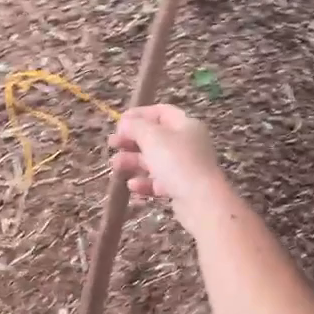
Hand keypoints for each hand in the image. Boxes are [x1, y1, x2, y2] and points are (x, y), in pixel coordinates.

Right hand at [109, 104, 229, 210]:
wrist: (201, 201)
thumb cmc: (177, 161)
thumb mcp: (152, 137)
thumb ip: (135, 126)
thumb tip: (125, 124)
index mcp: (186, 125)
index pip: (161, 112)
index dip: (139, 114)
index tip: (119, 121)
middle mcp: (188, 144)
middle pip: (155, 137)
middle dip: (132, 140)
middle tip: (112, 143)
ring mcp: (185, 167)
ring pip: (154, 160)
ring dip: (133, 161)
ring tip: (116, 165)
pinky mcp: (182, 188)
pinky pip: (159, 181)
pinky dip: (144, 182)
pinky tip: (132, 186)